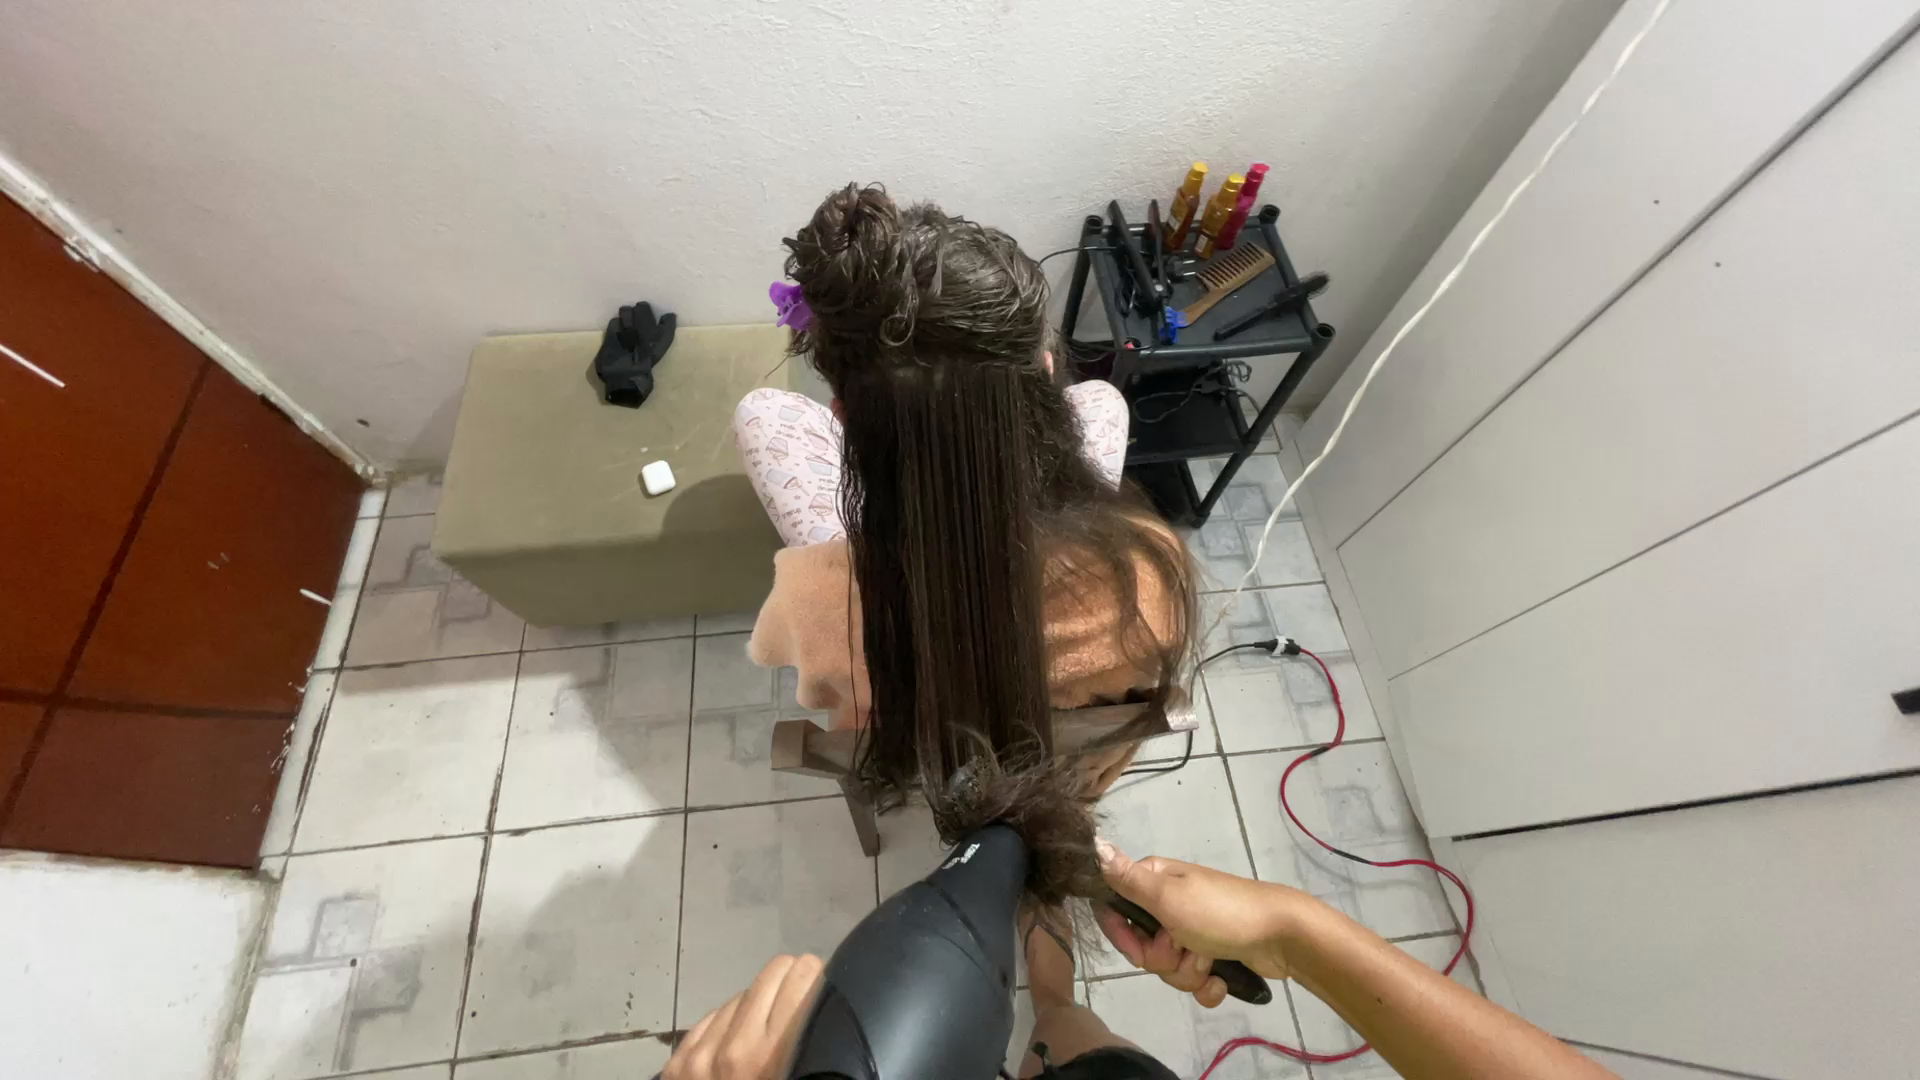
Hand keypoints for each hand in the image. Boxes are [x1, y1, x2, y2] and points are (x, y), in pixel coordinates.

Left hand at [665, 955, 823, 1079]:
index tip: (818, 990)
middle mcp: (736, 1047)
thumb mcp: (799, 1073)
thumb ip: (808, 1041)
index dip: (814, 978)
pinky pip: (714, 1015)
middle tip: (793, 1007)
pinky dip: (726, 1025)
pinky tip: (734, 1046)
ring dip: (755, 1008)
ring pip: (743, 992)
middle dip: (788, 983)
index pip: (803, 973)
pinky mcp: (678, 1064)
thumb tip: (821, 993)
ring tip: (761, 1037)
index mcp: (774, 1055)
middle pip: (774, 971)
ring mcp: (701, 1055)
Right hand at [1094, 839, 1314, 1006]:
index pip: (1115, 909)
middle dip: (1161, 957)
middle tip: (1183, 947)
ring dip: (1185, 971)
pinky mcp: (1211, 953)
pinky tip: (1220, 979)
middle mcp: (1168, 902)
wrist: (1280, 935)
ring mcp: (1191, 929)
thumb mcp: (1166, 896)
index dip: (1121, 934)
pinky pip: (1192, 979)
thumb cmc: (1218, 911)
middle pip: (1141, 944)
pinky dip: (1205, 984)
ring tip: (1207, 960)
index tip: (1138, 949)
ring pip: (1166, 965)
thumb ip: (1126, 878)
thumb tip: (1093, 845)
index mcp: (1154, 881)